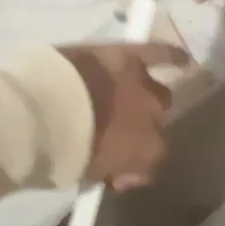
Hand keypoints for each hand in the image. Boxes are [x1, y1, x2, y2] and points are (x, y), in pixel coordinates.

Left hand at [59, 43, 187, 190]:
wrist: (43, 112)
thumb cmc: (63, 149)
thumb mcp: (89, 172)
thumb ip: (109, 169)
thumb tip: (114, 169)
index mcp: (146, 150)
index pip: (152, 161)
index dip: (133, 165)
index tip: (113, 170)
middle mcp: (154, 117)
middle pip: (157, 126)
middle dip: (139, 131)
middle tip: (114, 132)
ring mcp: (142, 84)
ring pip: (159, 94)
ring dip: (147, 101)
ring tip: (135, 101)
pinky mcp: (130, 56)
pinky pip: (159, 53)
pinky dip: (171, 56)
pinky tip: (182, 59)